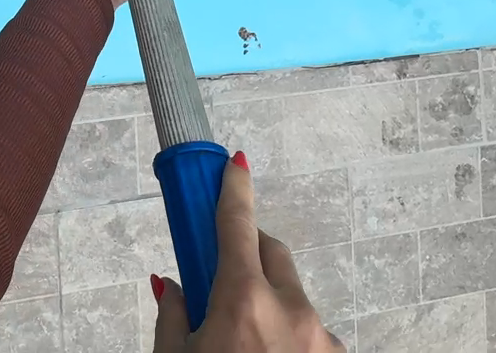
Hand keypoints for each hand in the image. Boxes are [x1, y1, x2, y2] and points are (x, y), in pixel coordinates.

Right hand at [152, 152, 342, 351]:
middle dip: (249, 253)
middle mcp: (291, 312)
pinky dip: (292, 337)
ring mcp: (323, 341)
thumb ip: (173, 316)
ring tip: (249, 341)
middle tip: (224, 279)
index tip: (237, 161)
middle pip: (272, 254)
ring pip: (293, 299)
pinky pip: (312, 333)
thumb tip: (173, 288)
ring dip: (271, 303)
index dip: (235, 188)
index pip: (236, 224)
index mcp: (244, 301)